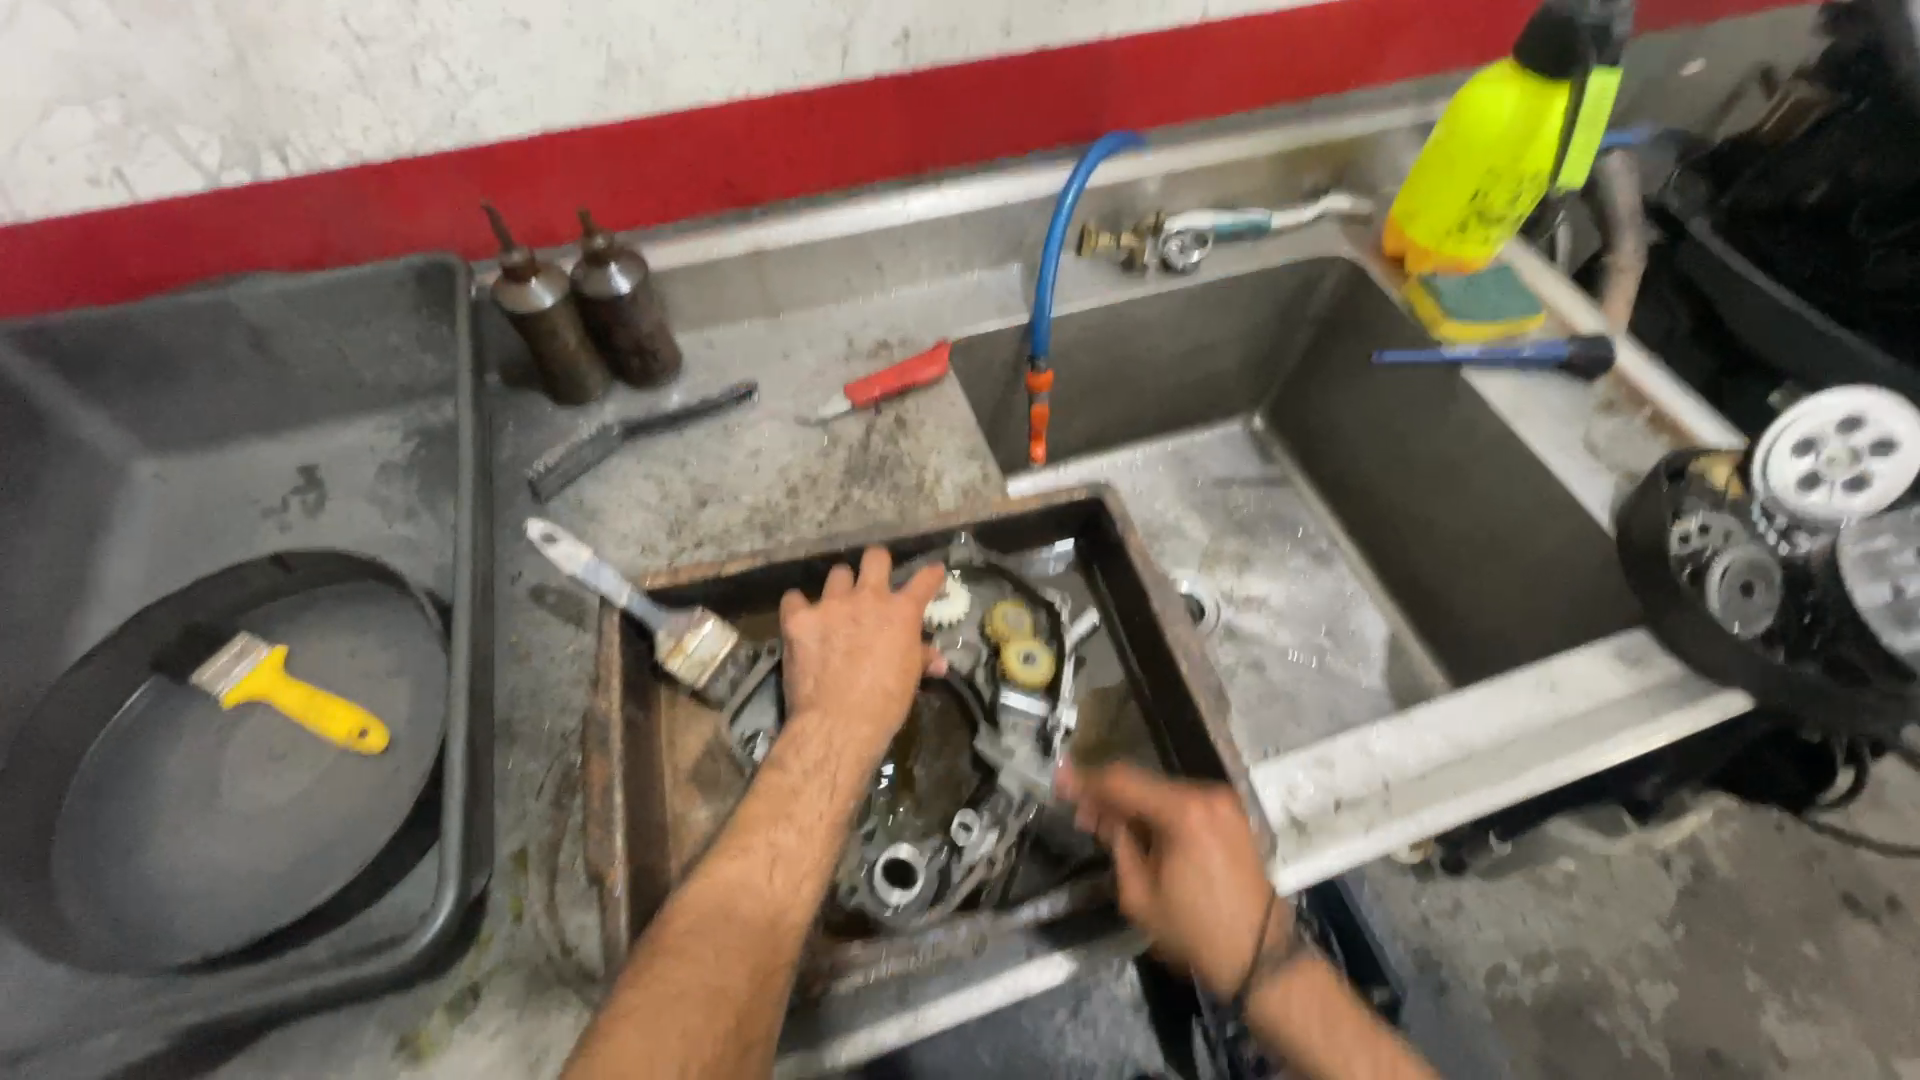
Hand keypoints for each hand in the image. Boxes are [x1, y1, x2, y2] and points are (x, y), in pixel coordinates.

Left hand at [778, 547, 947, 769]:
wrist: (839, 723)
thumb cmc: (885, 704)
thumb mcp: (910, 680)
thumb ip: (921, 659)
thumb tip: (937, 661)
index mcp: (901, 613)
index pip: (924, 580)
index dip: (931, 575)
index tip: (932, 574)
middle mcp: (868, 598)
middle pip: (875, 557)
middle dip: (877, 563)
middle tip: (874, 579)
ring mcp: (831, 605)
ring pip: (837, 574)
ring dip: (840, 588)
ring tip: (836, 607)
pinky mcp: (799, 618)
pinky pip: (794, 599)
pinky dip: (798, 608)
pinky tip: (800, 621)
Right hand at [1058, 762, 1288, 998]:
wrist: (1261, 957)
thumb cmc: (1194, 931)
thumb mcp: (1139, 894)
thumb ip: (1116, 842)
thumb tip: (1095, 812)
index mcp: (1183, 812)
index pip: (1122, 781)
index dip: (1086, 780)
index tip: (1059, 779)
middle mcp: (1206, 795)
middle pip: (1143, 782)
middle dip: (1108, 795)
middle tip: (1081, 812)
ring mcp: (1223, 803)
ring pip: (1162, 791)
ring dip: (1133, 803)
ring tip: (1108, 824)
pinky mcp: (1232, 815)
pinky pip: (1183, 802)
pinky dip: (1158, 810)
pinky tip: (1141, 828)